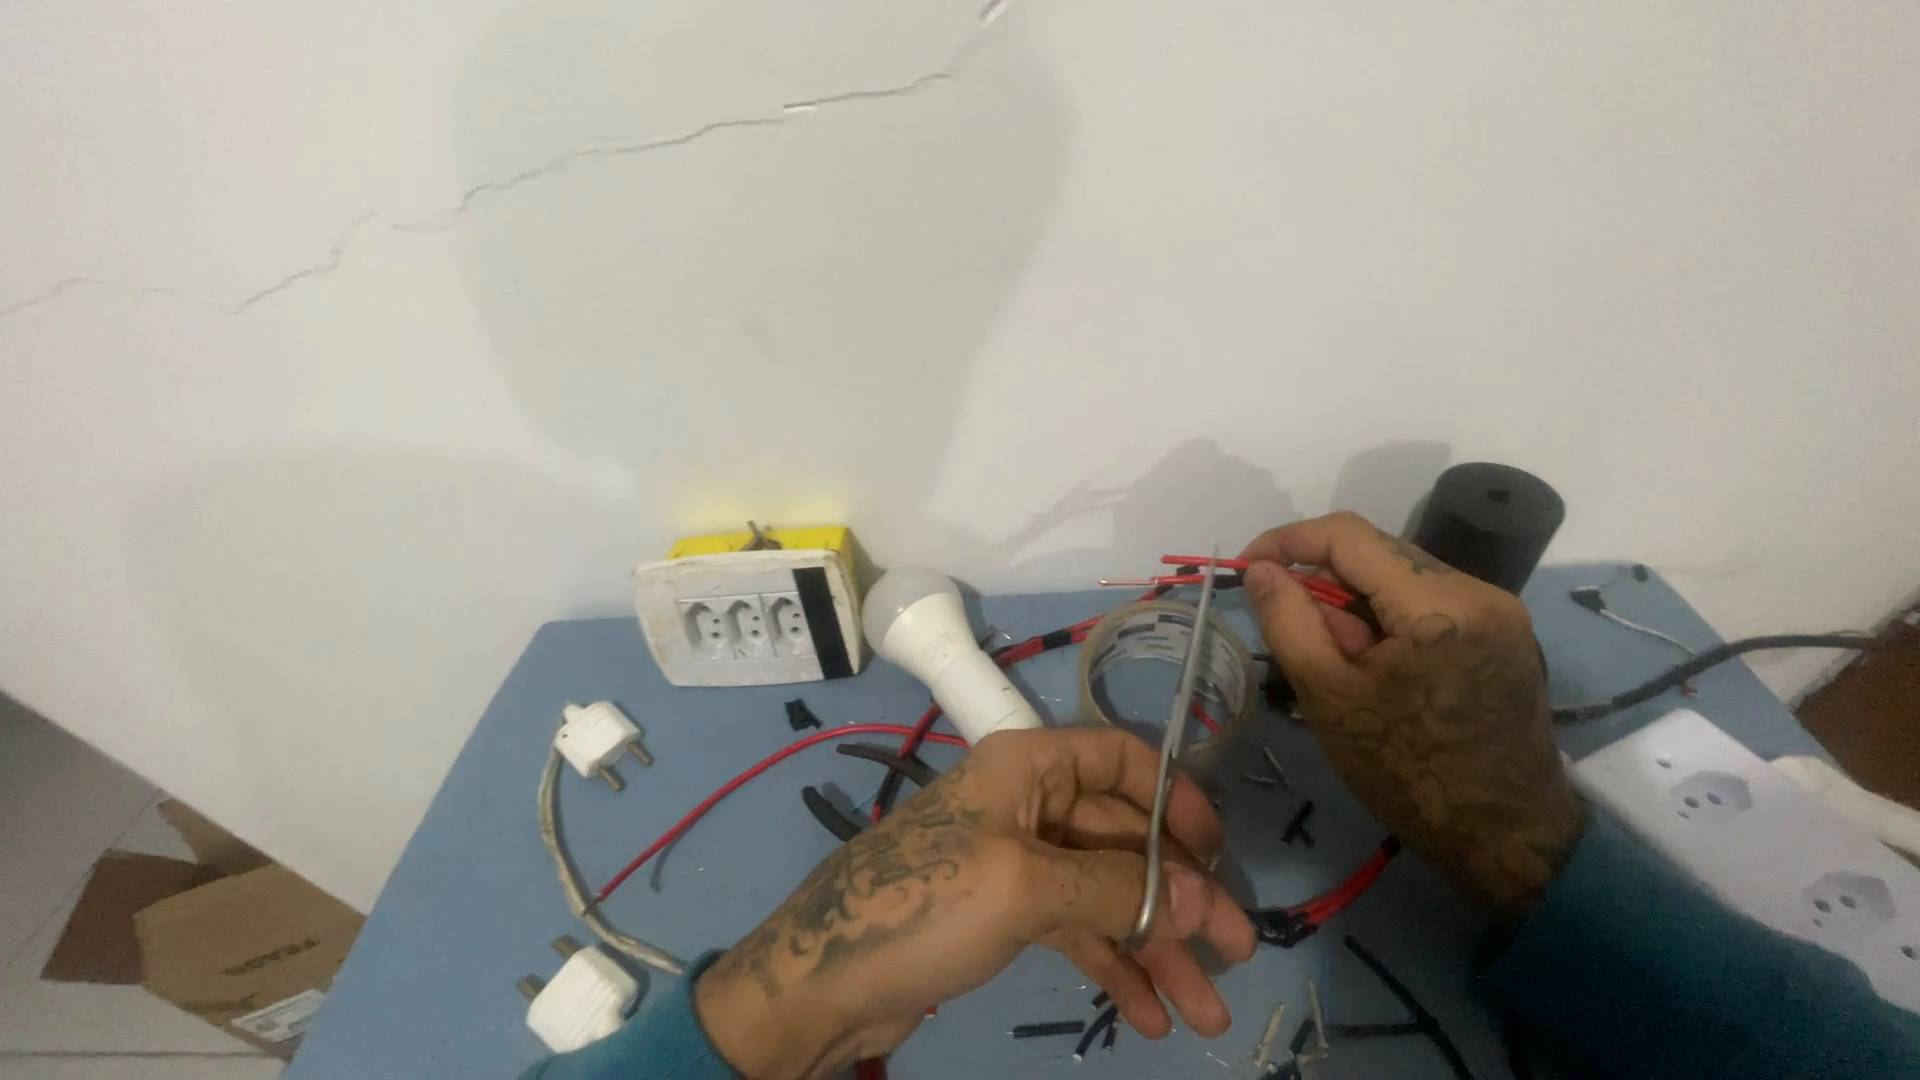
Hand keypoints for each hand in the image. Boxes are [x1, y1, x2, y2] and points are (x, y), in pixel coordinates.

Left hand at [693, 727, 1256, 1078]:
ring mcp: (1018, 860)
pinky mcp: (1006, 912)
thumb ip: (1117, 889)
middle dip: (1177, 896)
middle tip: (1236, 954)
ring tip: (1204, 1008)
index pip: (1121, 761)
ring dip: (1154, 943)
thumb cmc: (925, 903)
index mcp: (1028, 765)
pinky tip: (1147, 1012)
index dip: (1175, 801)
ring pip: (1104, 890)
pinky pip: (1076, 927)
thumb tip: (1204, 901)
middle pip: (1122, 837)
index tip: (1219, 856)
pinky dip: (1112, 963)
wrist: (826, 978)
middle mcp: (1028, 802)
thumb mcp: (1024, 886)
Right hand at [1240, 511, 1582, 915]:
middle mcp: (1477, 591)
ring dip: (1351, 601)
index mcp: (1437, 605)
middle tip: (1288, 624)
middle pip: (1376, 551)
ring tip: (1336, 658)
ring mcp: (1497, 610)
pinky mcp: (1501, 632)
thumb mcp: (1327, 694)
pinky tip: (1372, 662)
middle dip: (1321, 578)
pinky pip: (1424, 599)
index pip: (1348, 535)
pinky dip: (1383, 616)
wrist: (1503, 837)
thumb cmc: (1403, 771)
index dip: (1288, 540)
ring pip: (1398, 574)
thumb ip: (1288, 619)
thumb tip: (1262, 568)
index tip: (1248, 566)